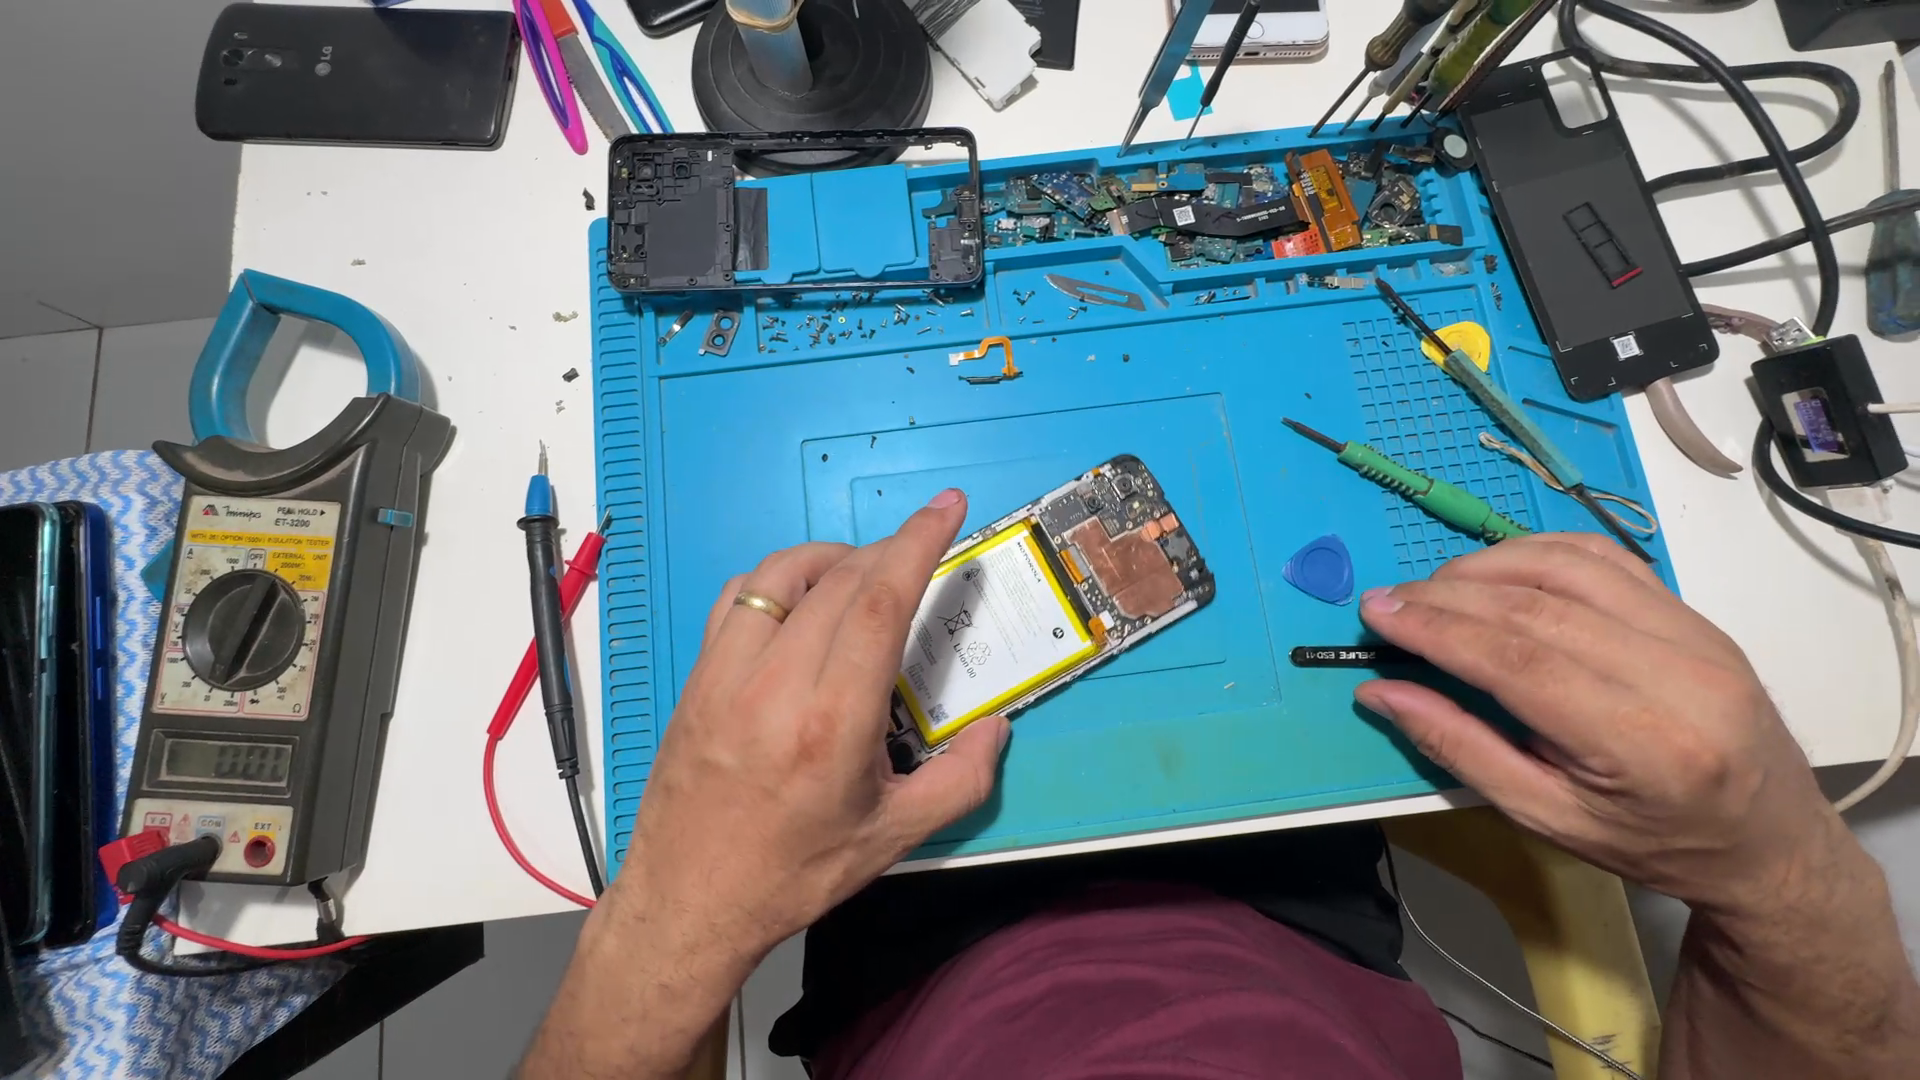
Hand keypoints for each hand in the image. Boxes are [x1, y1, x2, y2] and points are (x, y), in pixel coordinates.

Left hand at [615, 488, 1009, 954]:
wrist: (688, 902)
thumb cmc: (795, 872)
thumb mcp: (893, 838)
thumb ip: (960, 781)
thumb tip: (995, 728)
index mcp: (831, 722)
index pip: (878, 604)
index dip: (918, 544)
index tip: (945, 508)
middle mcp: (775, 684)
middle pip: (840, 580)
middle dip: (891, 549)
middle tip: (920, 550)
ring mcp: (726, 674)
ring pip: (782, 574)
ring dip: (834, 556)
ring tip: (864, 572)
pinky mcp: (698, 676)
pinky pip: (738, 596)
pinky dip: (780, 577)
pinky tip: (802, 598)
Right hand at [1354, 533, 1841, 914]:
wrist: (1773, 845)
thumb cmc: (1651, 842)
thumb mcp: (1543, 815)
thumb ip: (1457, 747)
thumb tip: (1379, 691)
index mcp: (1644, 742)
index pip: (1517, 659)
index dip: (1435, 628)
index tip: (1376, 612)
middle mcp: (1681, 675)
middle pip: (1535, 606)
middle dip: (1444, 595)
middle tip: (1386, 599)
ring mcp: (1698, 635)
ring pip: (1568, 566)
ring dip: (1483, 566)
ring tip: (1433, 588)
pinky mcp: (1696, 615)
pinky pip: (1602, 558)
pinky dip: (1534, 553)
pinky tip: (1494, 573)